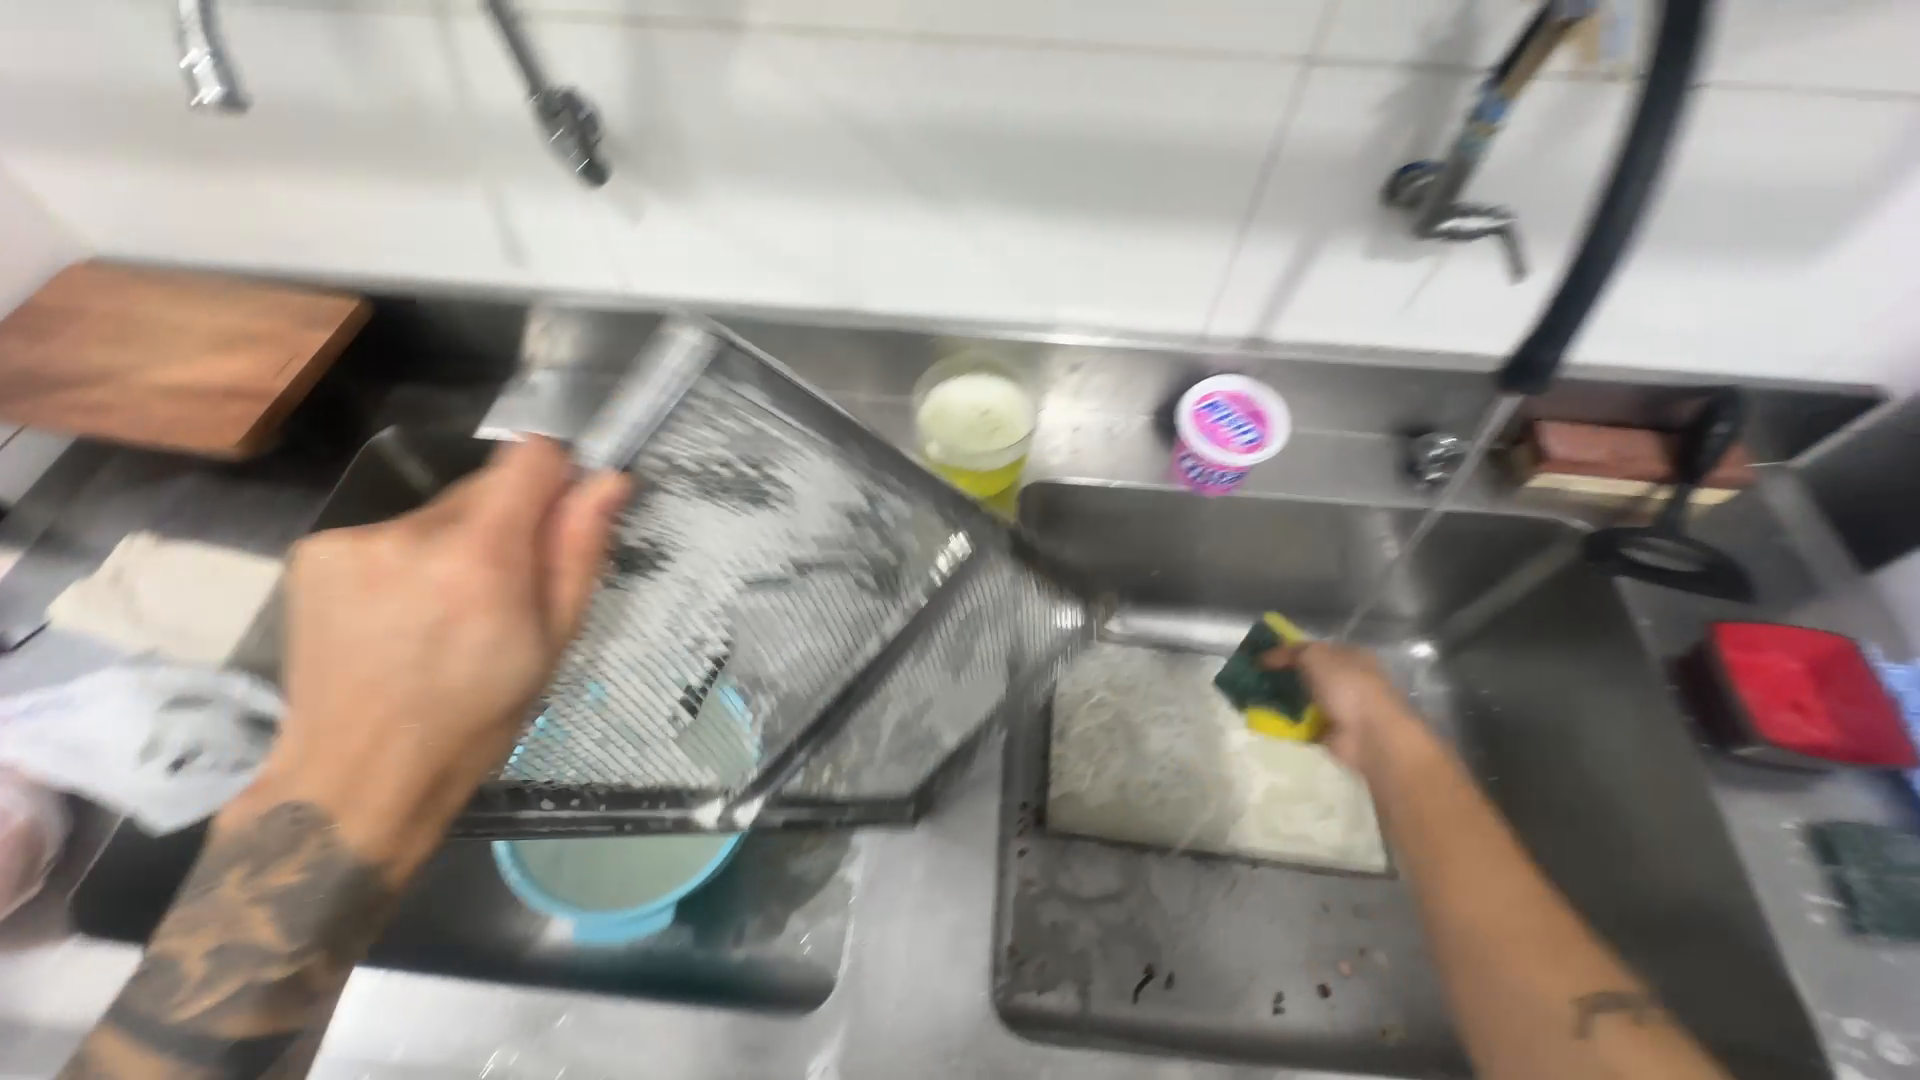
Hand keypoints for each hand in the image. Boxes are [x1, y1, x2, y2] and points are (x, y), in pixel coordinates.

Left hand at [246, 437, 629, 877]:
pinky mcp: (313, 552)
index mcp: (480, 555)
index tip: (560, 520)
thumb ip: (579, 551)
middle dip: (507, 523)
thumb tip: (609, 480)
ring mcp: (353, 539)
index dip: (556, 478)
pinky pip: (391, 532)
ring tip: (447, 611)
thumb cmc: (479, 716)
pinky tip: (402, 613)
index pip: (530, 456)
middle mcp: (410, 531)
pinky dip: (409, 559)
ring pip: (437, 512)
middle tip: (503, 592)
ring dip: (457, 543)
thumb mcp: (554, 640)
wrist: (360, 772)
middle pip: (484, 486)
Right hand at [1261, 642, 1420, 774]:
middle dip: (1281, 677)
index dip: (1287, 651)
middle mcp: (1347, 681)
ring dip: (1280, 701)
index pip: (1314, 649)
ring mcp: (1340, 709)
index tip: (1260, 657)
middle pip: (1306, 676)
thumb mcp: (1315, 655)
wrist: (1370, 735)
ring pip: (1302, 701)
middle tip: (1251, 679)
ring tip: (1250, 700)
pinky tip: (1262, 720)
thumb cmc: (1347, 685)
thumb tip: (1263, 659)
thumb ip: (1288, 652)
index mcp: (1350, 657)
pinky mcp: (1330, 733)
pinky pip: (1301, 725)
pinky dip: (1284, 724)